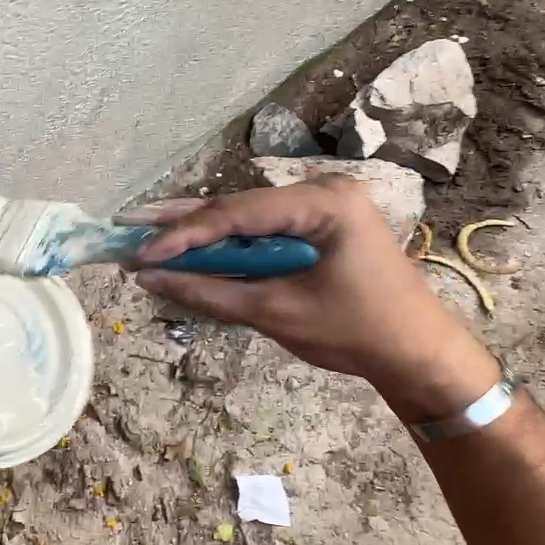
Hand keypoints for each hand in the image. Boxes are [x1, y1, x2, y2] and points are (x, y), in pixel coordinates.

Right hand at [124, 178, 499, 420]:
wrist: (418, 353)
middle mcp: (321, 190)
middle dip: (180, 226)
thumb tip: (146, 277)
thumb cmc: (354, 333)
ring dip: (197, 234)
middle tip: (126, 229)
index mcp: (323, 203)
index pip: (234, 213)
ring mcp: (321, 204)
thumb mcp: (272, 312)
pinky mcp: (316, 223)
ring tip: (144, 237)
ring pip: (242, 217)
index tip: (139, 254)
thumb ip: (206, 291)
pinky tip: (186, 248)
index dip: (181, 235)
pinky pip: (259, 230)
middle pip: (234, 208)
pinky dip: (225, 244)